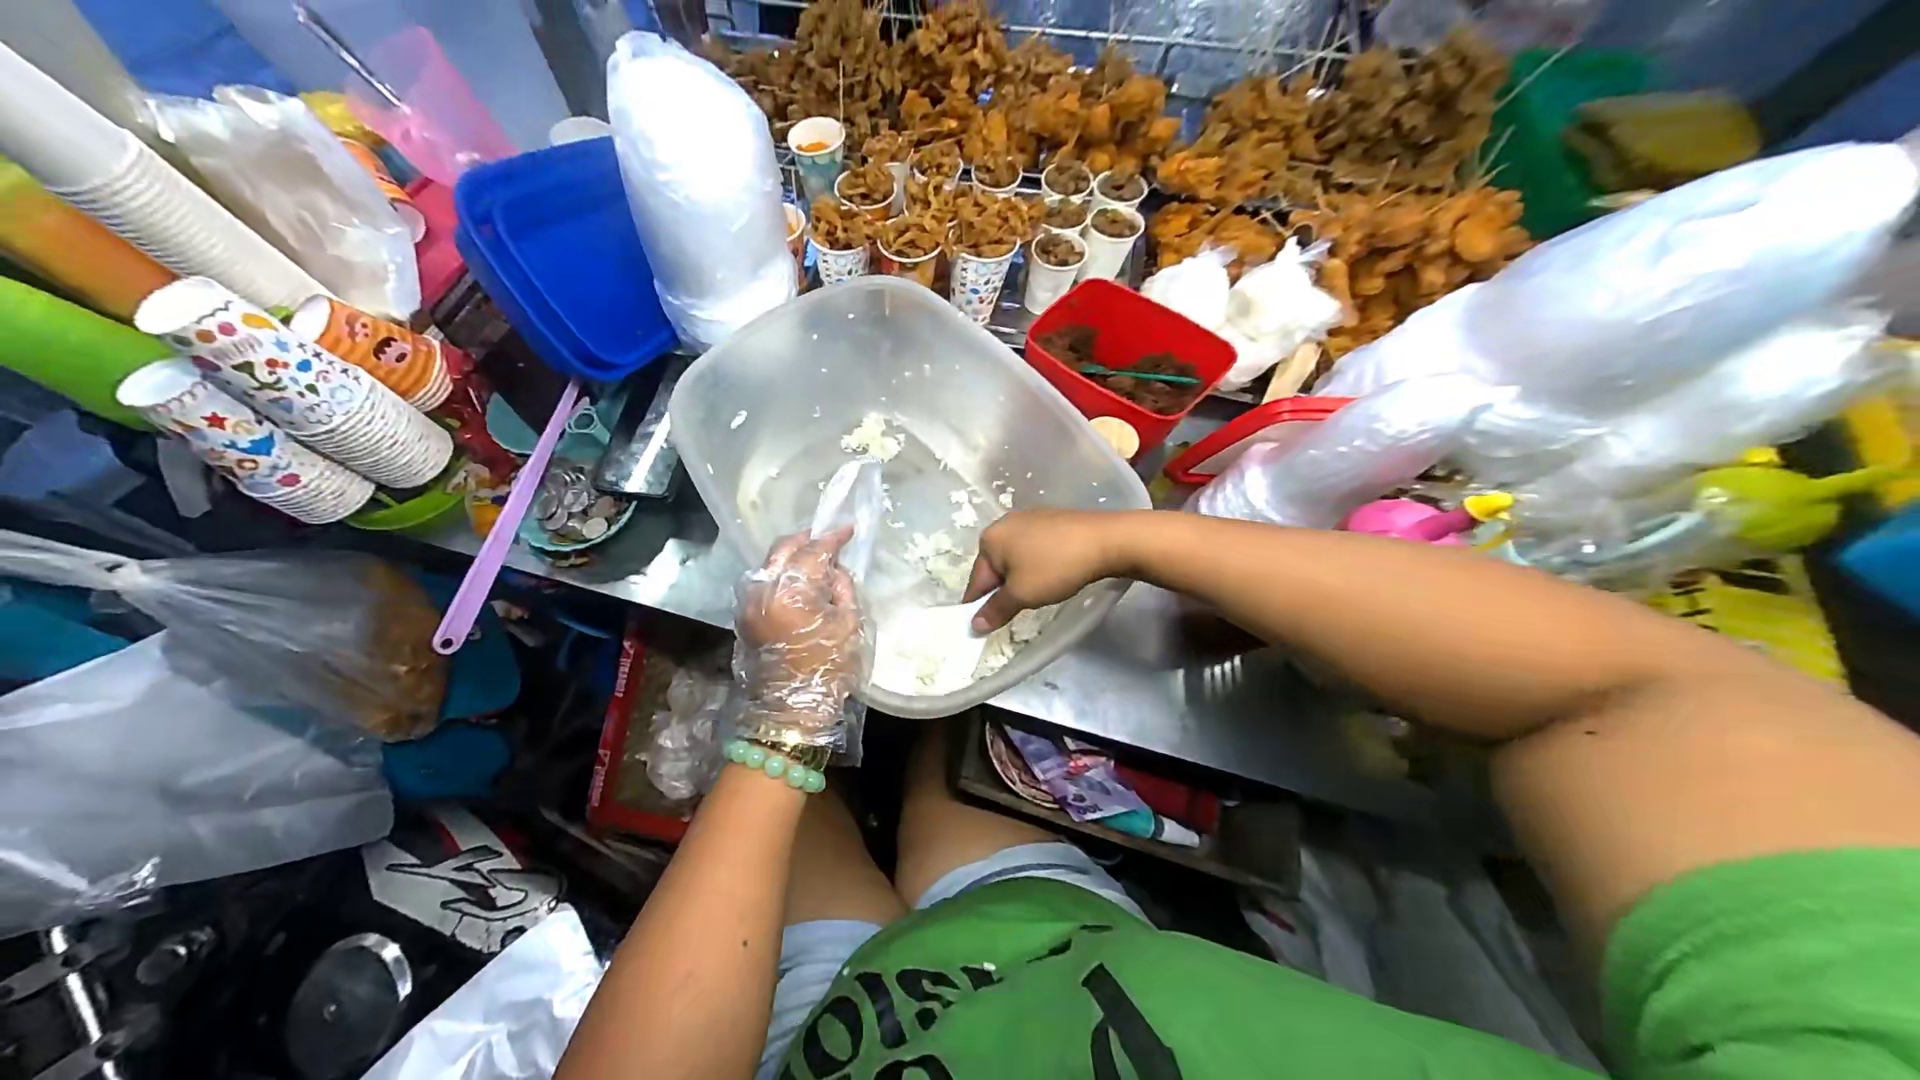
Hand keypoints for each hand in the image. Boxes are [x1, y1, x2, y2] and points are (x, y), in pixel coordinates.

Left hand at [734, 527, 863, 731]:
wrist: (789, 712)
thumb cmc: (826, 670)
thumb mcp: (849, 626)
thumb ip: (843, 589)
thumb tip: (835, 570)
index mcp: (791, 591)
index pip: (814, 551)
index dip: (833, 538)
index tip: (848, 530)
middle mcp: (763, 589)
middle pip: (783, 549)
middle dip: (806, 540)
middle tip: (828, 539)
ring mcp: (748, 602)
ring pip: (769, 563)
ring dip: (791, 556)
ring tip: (814, 559)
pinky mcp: (744, 616)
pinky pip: (762, 581)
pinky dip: (779, 573)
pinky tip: (797, 580)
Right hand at [963, 510, 1130, 631]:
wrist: (1106, 540)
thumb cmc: (1055, 568)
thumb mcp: (1022, 595)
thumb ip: (996, 610)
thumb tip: (974, 625)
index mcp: (990, 538)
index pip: (976, 580)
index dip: (980, 605)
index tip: (987, 624)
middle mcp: (1005, 522)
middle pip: (995, 566)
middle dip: (1003, 589)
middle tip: (1019, 608)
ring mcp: (1030, 517)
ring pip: (1016, 556)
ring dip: (1021, 576)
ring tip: (1040, 592)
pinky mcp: (1052, 518)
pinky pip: (1035, 546)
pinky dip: (1038, 563)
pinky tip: (1053, 572)